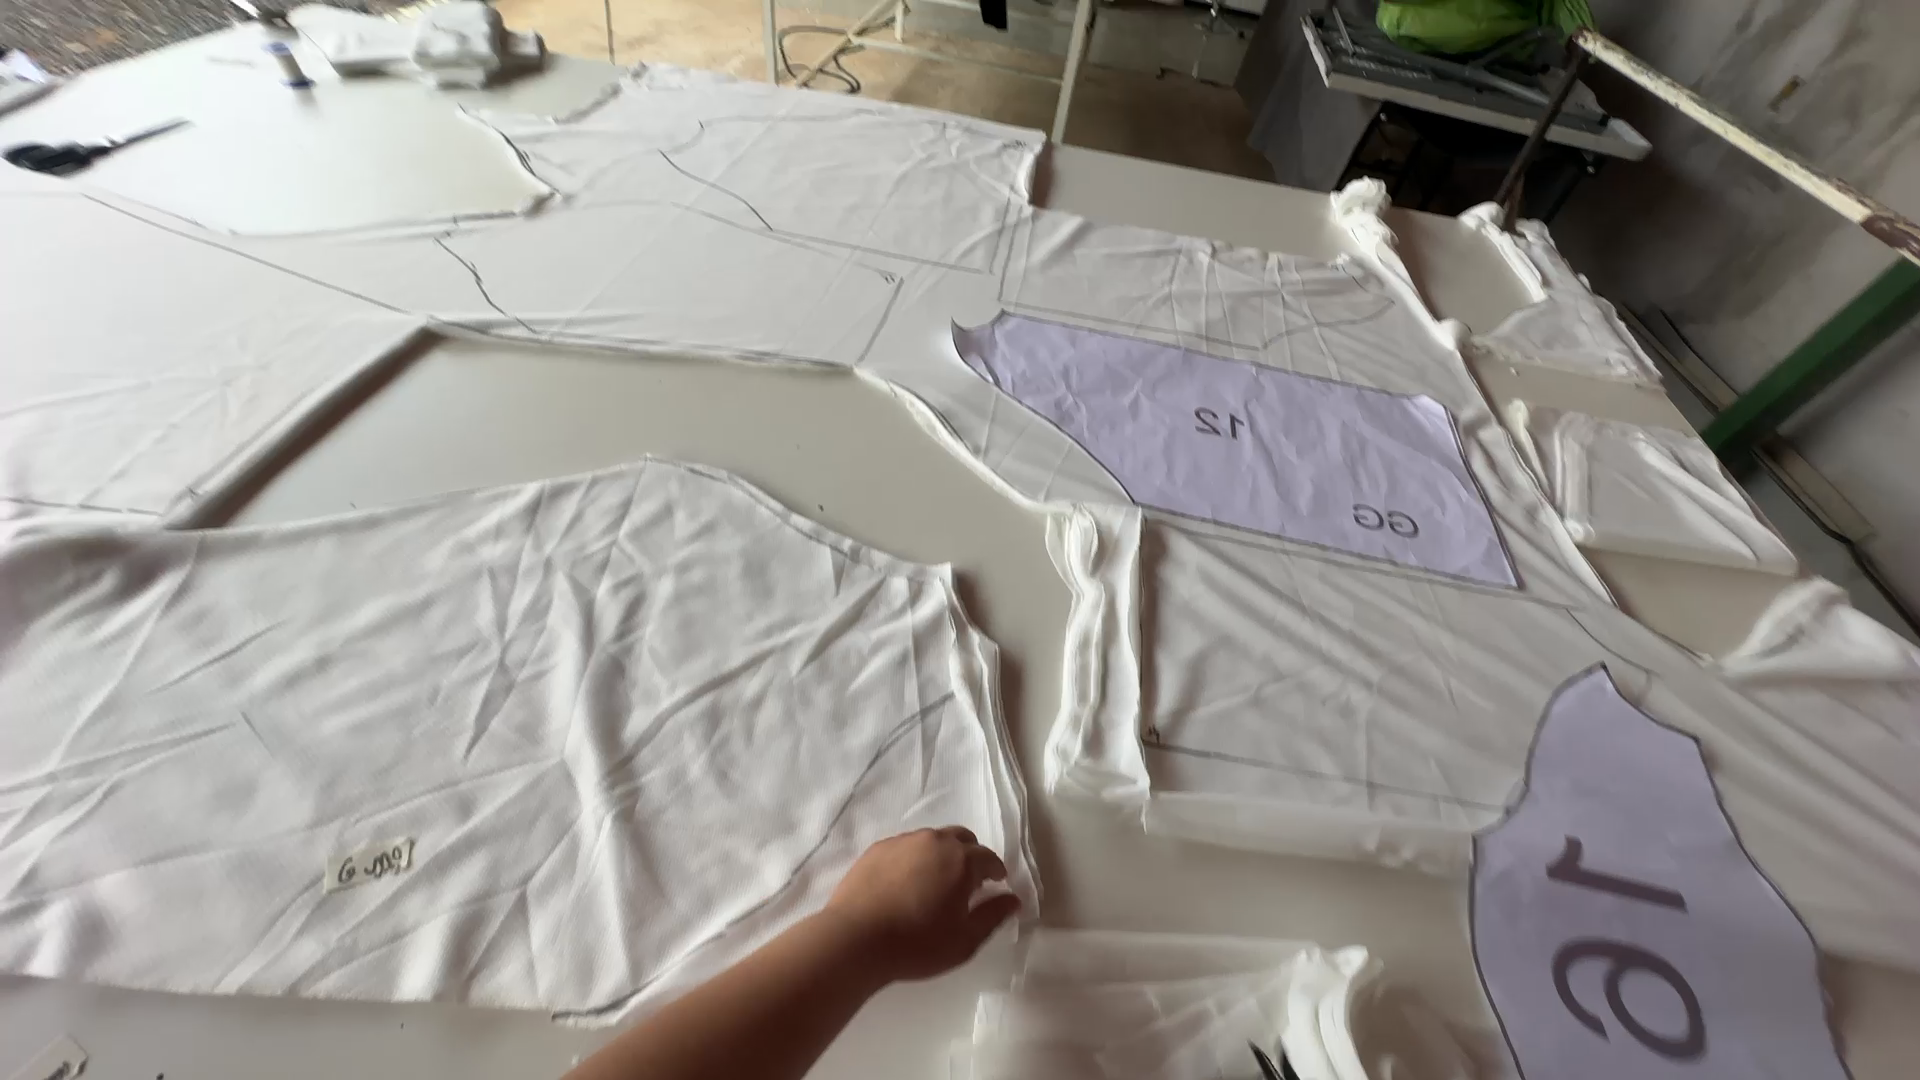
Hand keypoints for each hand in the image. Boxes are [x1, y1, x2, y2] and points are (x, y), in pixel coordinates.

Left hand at [822, 826, 1022, 983]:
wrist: (856, 938)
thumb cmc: (917, 944)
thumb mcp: (965, 940)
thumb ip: (993, 915)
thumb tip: (1014, 899)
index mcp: (962, 860)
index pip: (989, 857)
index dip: (996, 872)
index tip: (996, 885)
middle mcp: (935, 841)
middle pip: (962, 838)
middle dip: (971, 856)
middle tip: (967, 883)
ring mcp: (905, 841)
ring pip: (933, 839)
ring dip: (942, 855)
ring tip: (934, 884)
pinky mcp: (879, 847)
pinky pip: (906, 846)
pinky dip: (915, 858)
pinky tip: (906, 883)